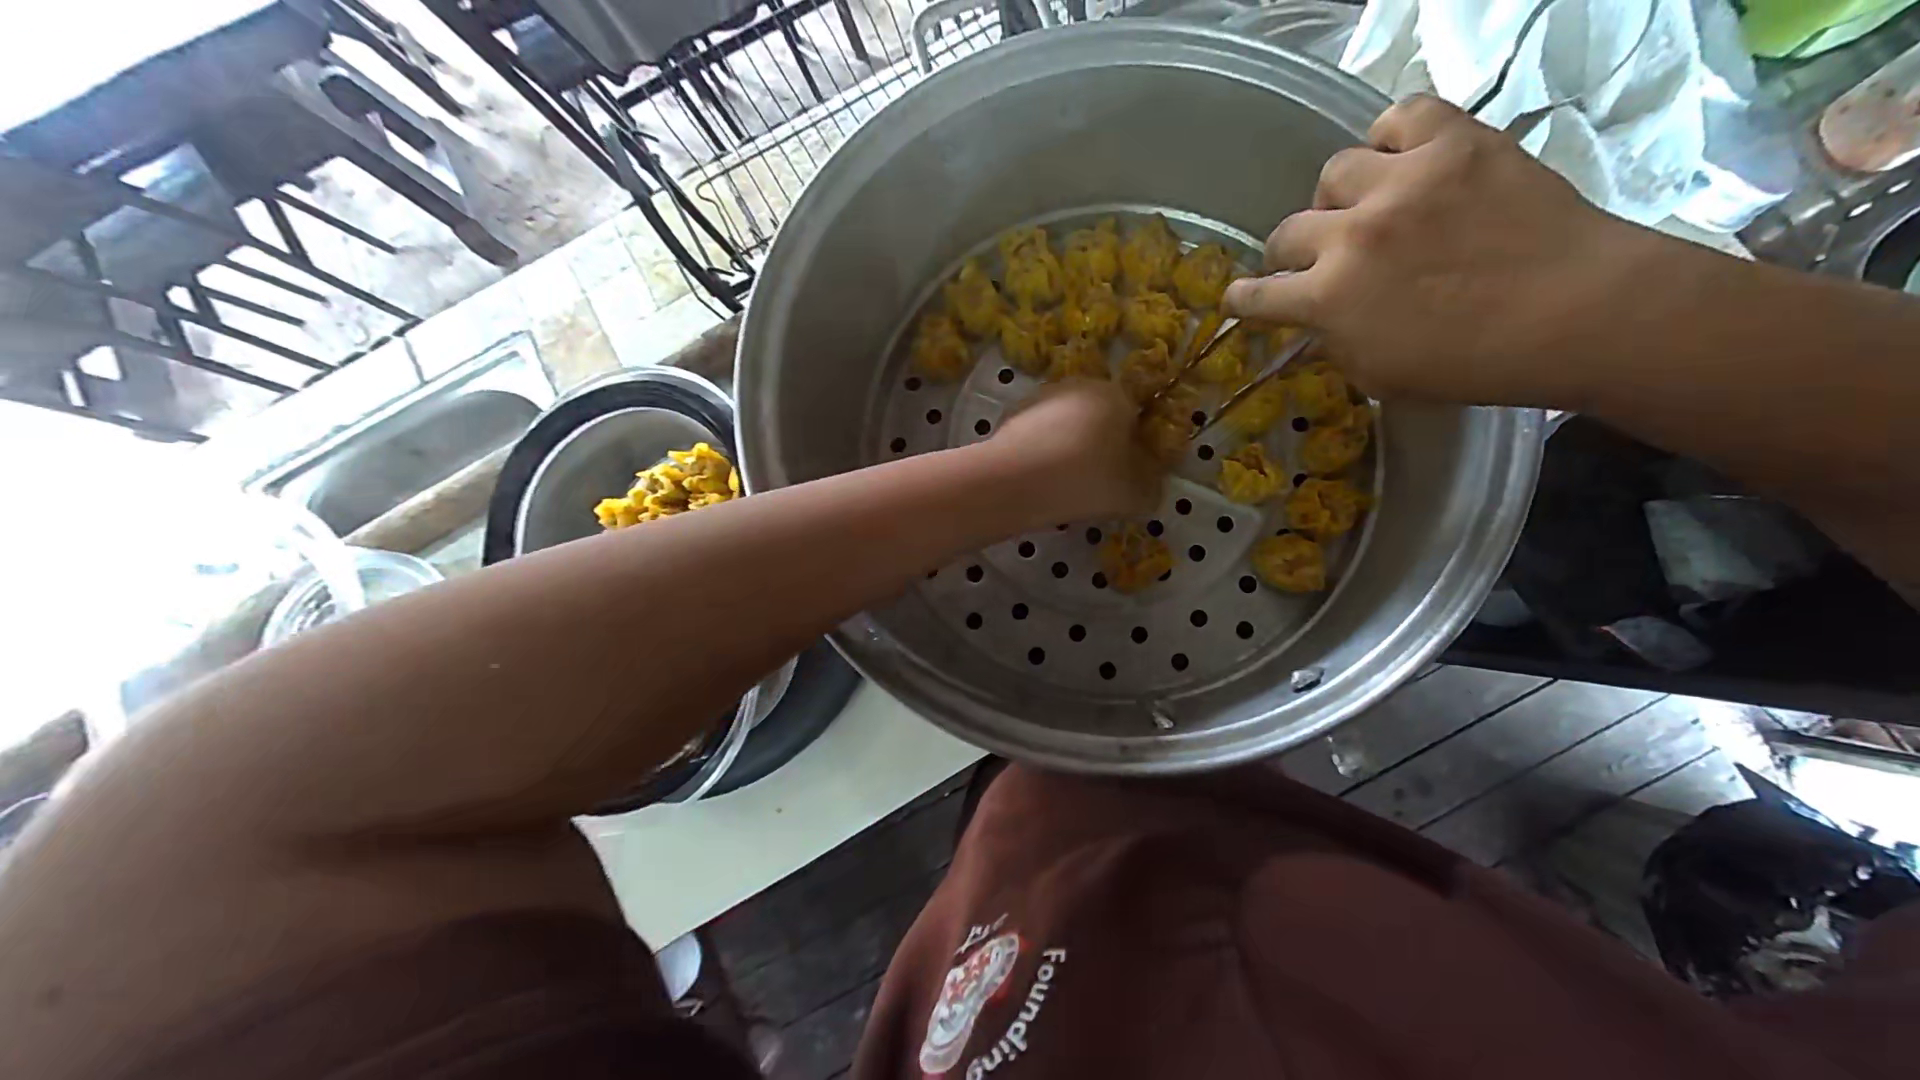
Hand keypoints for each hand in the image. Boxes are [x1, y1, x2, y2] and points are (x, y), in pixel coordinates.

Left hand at [990, 378, 1162, 521]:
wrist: (1015, 482)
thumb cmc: (1087, 480)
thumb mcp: (1136, 495)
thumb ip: (1150, 486)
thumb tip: (1148, 482)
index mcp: (1117, 394)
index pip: (1134, 418)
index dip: (1132, 450)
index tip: (1125, 477)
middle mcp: (1079, 386)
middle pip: (1097, 419)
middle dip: (1098, 447)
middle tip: (1094, 483)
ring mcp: (1041, 398)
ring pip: (1064, 427)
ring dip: (1066, 449)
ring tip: (1062, 486)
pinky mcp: (1010, 416)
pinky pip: (1036, 437)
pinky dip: (1039, 454)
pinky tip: (1037, 481)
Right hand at [1222, 96, 1659, 407]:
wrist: (1577, 314)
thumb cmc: (1471, 364)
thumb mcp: (1377, 375)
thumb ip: (1333, 343)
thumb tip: (1314, 322)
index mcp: (1328, 298)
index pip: (1258, 295)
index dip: (1243, 299)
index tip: (1242, 298)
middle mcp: (1351, 235)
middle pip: (1286, 231)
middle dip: (1290, 254)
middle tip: (1313, 260)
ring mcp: (1403, 182)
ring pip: (1334, 170)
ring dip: (1337, 198)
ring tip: (1364, 207)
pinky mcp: (1456, 143)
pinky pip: (1401, 116)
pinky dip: (1393, 136)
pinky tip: (1403, 160)